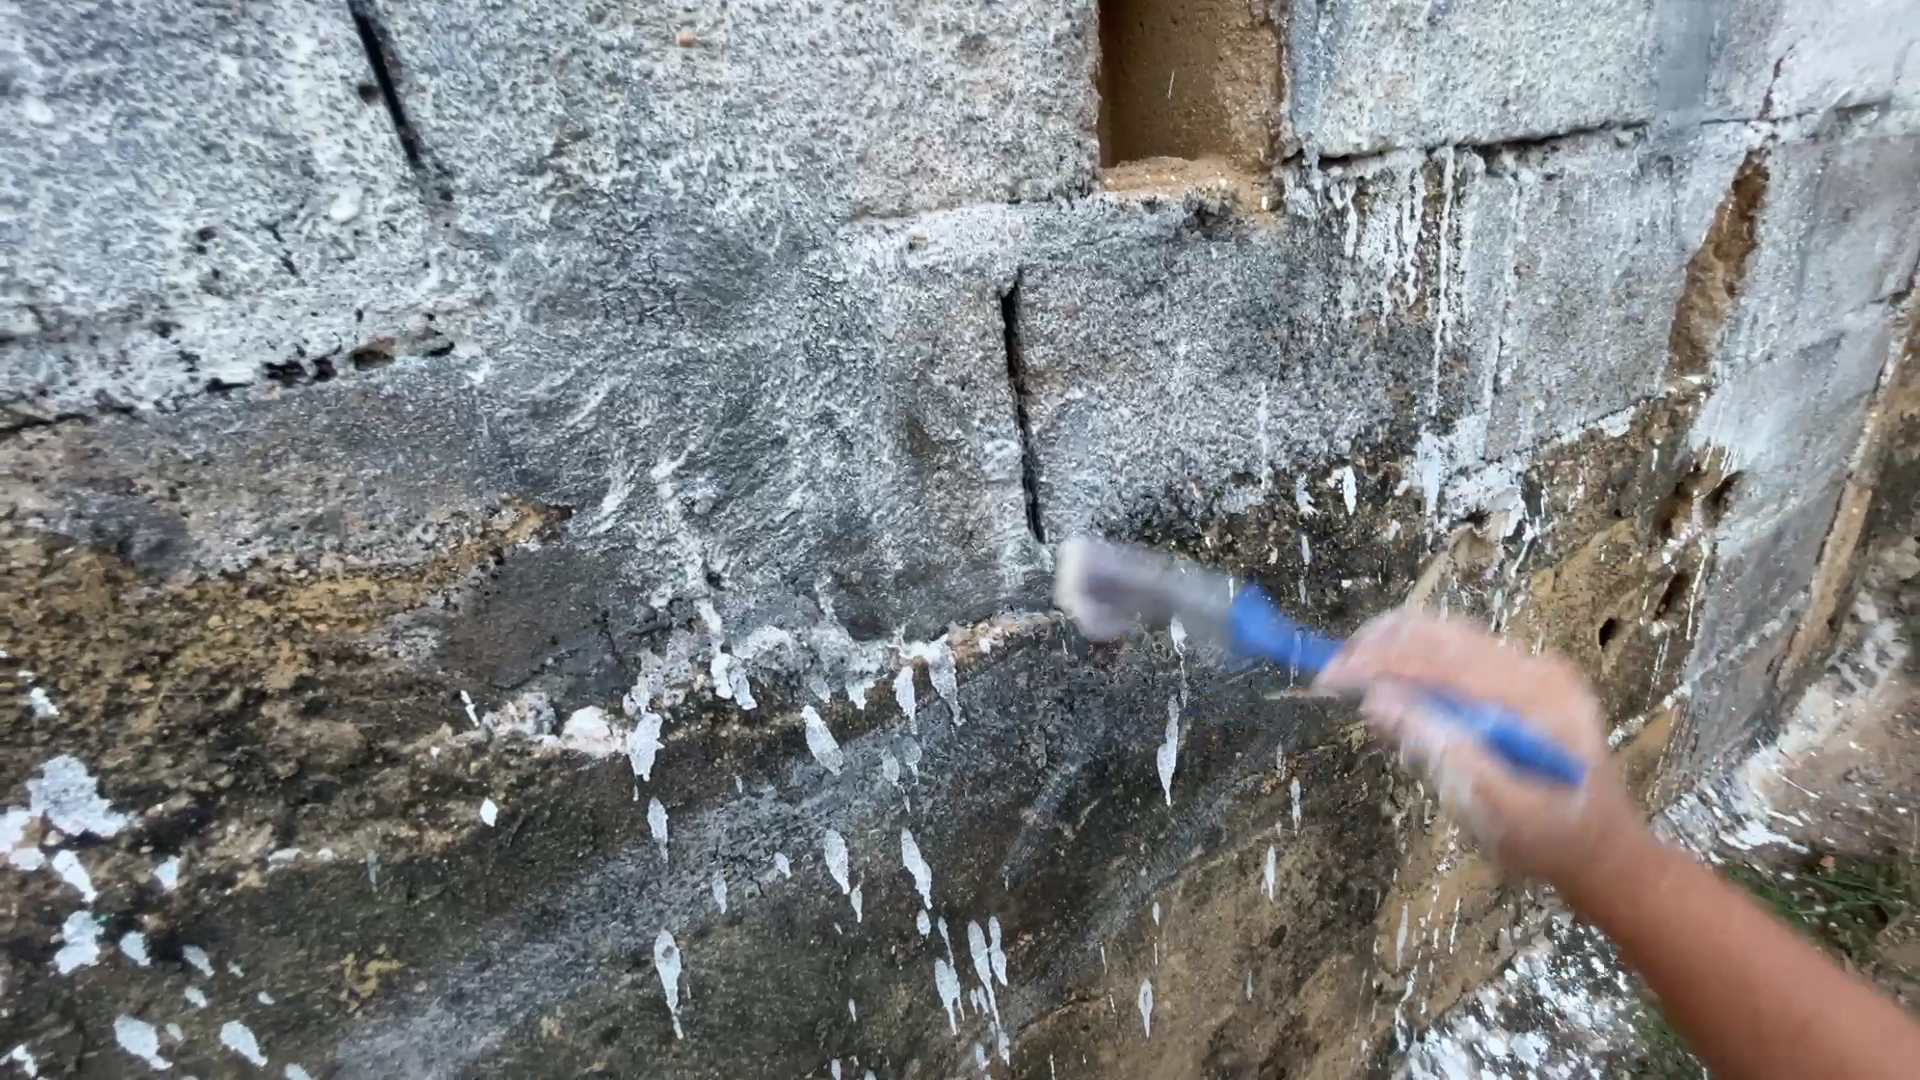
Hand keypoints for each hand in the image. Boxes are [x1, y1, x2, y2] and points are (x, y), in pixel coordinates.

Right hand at [1316, 609, 1649, 893]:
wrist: (1603, 852)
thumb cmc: (1551, 840)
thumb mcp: (1495, 808)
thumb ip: (1441, 751)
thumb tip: (1378, 702)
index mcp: (1539, 699)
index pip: (1440, 661)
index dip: (1376, 664)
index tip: (1327, 678)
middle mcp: (1534, 668)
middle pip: (1435, 633)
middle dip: (1374, 648)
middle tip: (1332, 677)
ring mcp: (1525, 667)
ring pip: (1435, 634)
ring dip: (1386, 654)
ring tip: (1357, 688)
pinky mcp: (1510, 674)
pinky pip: (1445, 651)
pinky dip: (1406, 665)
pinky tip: (1393, 698)